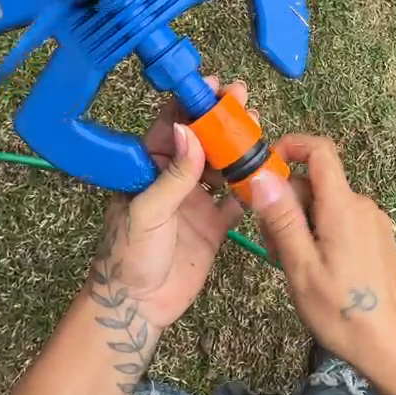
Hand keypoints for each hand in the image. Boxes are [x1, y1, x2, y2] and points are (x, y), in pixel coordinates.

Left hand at [87, 84, 247, 328]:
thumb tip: (189, 131)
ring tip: (259, 127)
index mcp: (149, 169)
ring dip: (239, 147)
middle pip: (203, 141)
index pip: (172, 128)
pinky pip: (236, 201)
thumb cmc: (128, 255)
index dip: (191, 105)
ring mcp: (196, 201)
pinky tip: (267, 171)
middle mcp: (174, 179)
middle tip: (243, 99)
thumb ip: (173, 175)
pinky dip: (251, 187)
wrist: (138, 306)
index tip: (213, 87)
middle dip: (222, 119)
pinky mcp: (214, 225)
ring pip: (223, 166)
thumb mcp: (147, 211)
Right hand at [251, 134, 395, 377]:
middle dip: (286, 203)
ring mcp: (373, 222)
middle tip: (270, 244)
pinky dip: (320, 233)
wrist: (391, 346)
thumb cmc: (341, 310)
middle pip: (316, 183)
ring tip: (291, 264)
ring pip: (326, 205)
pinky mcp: (377, 239)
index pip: (320, 150)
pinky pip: (341, 221)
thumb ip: (282, 217)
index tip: (264, 172)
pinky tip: (314, 268)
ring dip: (301, 223)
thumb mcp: (300, 266)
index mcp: (342, 206)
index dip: (290, 147)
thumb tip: (262, 175)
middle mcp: (361, 205)